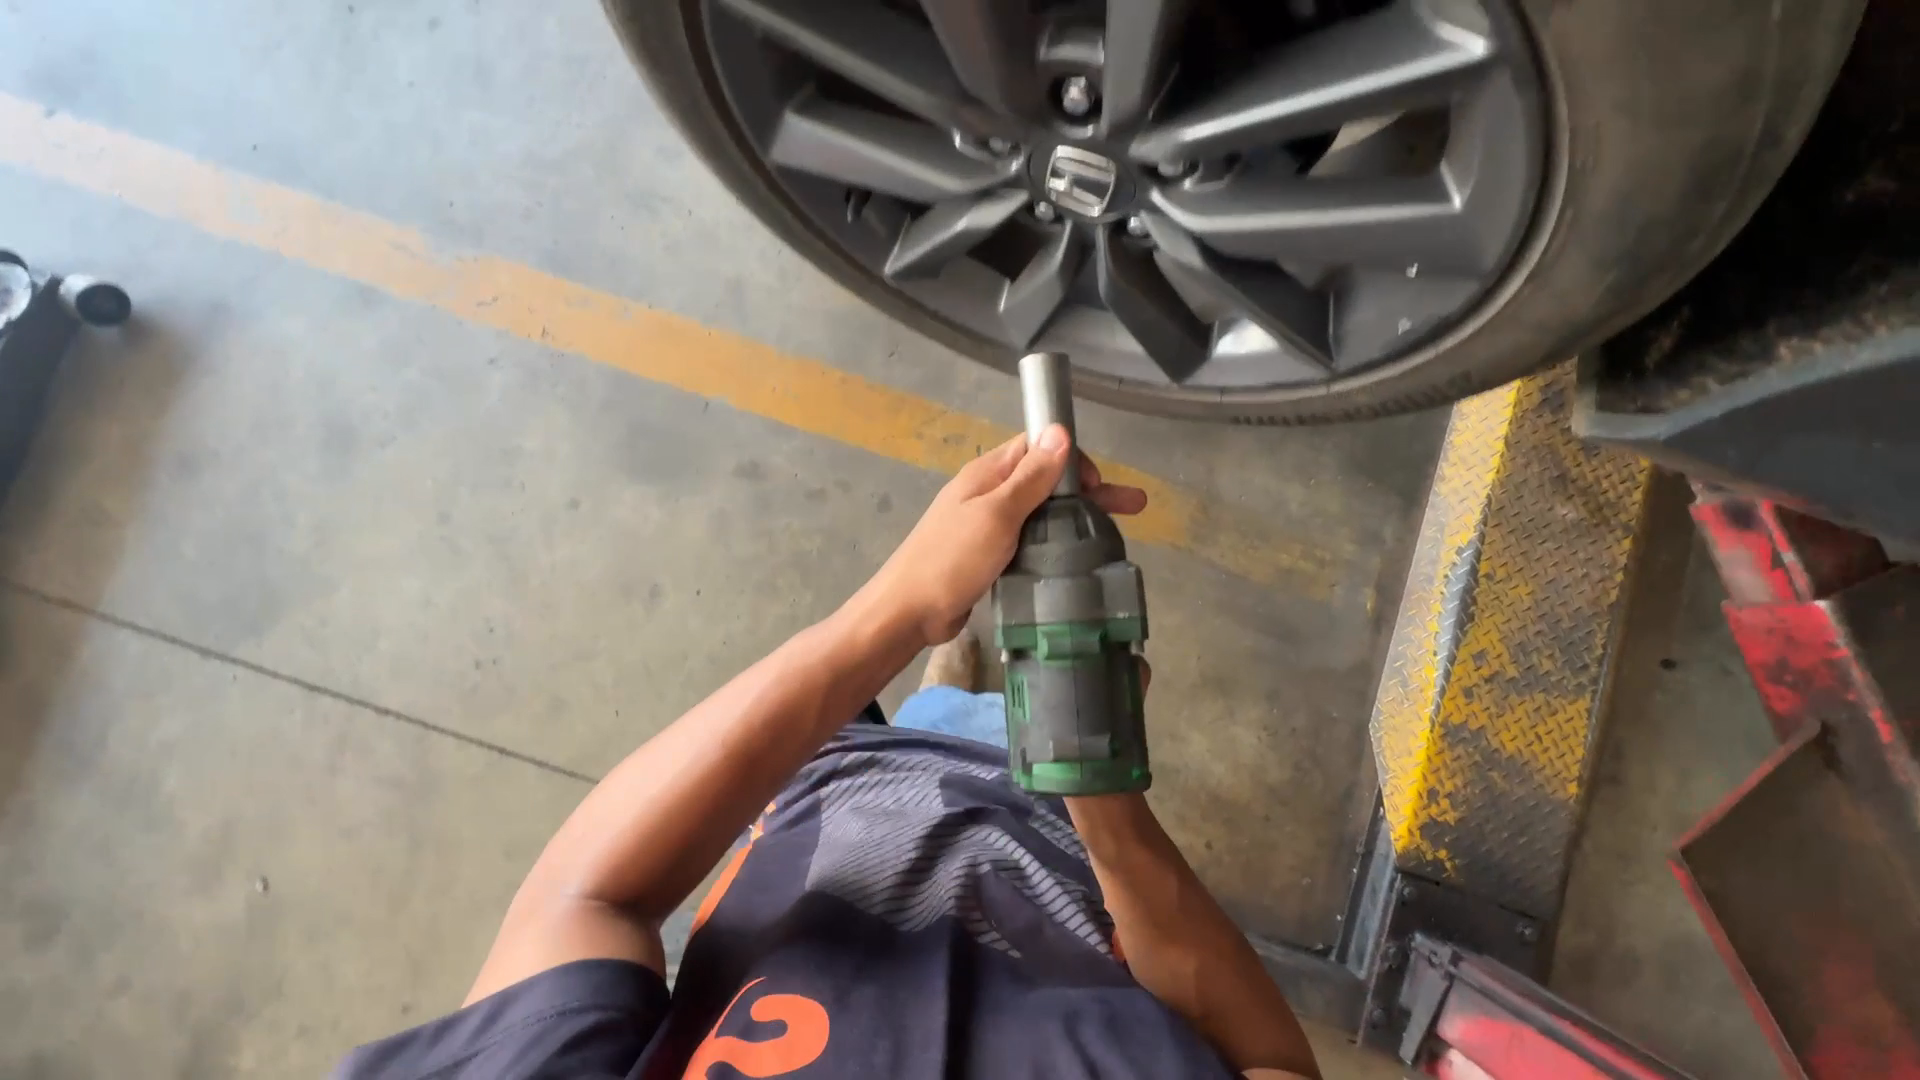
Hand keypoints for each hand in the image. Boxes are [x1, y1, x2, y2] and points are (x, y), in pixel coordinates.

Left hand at [859, 425, 1147, 648]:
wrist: (910, 612)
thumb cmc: (951, 558)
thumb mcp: (996, 514)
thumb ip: (1029, 477)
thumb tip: (1060, 432)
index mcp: (988, 474)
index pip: (1036, 447)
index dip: (1070, 457)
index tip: (1095, 483)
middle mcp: (989, 495)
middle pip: (1046, 481)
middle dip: (1089, 490)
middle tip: (1133, 507)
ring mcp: (989, 528)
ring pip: (1041, 514)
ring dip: (1076, 518)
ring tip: (1116, 536)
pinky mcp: (991, 558)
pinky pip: (1030, 541)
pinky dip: (1056, 544)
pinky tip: (1078, 559)